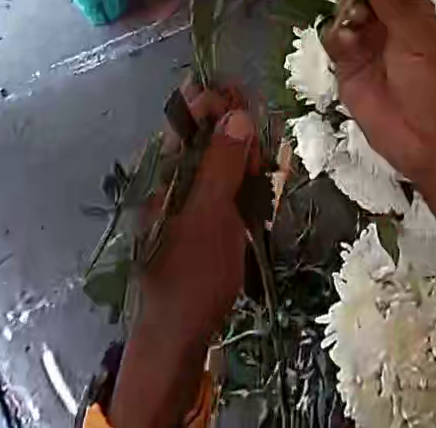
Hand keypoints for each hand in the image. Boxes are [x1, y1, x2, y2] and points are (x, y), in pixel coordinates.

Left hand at [133, 86, 256, 348]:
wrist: (179, 336)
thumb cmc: (190, 275)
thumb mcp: (208, 217)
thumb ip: (221, 165)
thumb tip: (239, 114)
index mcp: (165, 168)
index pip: (186, 113)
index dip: (215, 100)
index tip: (245, 101)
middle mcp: (178, 172)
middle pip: (210, 129)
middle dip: (238, 128)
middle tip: (257, 148)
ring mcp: (195, 192)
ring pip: (226, 153)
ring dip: (249, 152)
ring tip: (266, 165)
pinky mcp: (212, 211)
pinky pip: (235, 179)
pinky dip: (252, 174)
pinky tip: (270, 174)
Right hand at [321, 0, 435, 187]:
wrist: (427, 144)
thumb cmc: (435, 86)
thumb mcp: (418, 35)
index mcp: (414, 9)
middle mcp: (388, 20)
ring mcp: (367, 41)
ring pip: (344, 9)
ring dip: (346, 11)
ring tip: (355, 24)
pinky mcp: (347, 64)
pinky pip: (333, 38)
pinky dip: (336, 36)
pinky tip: (347, 45)